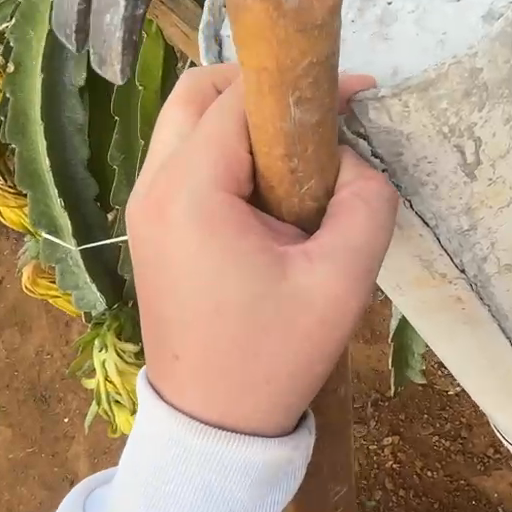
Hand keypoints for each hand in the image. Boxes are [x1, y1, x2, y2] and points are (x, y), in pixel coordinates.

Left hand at [126, 64, 398, 436]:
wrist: (214, 426)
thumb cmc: (276, 355)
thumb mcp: (343, 280)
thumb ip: (367, 202)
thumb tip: (355, 162)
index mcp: (192, 194)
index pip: (240, 100)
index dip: (302, 87)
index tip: (355, 94)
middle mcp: (154, 188)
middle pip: (196, 93)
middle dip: (259, 85)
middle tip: (316, 115)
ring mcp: (144, 207)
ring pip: (185, 121)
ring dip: (240, 115)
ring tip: (298, 150)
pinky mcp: (151, 226)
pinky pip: (183, 158)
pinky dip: (224, 147)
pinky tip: (269, 183)